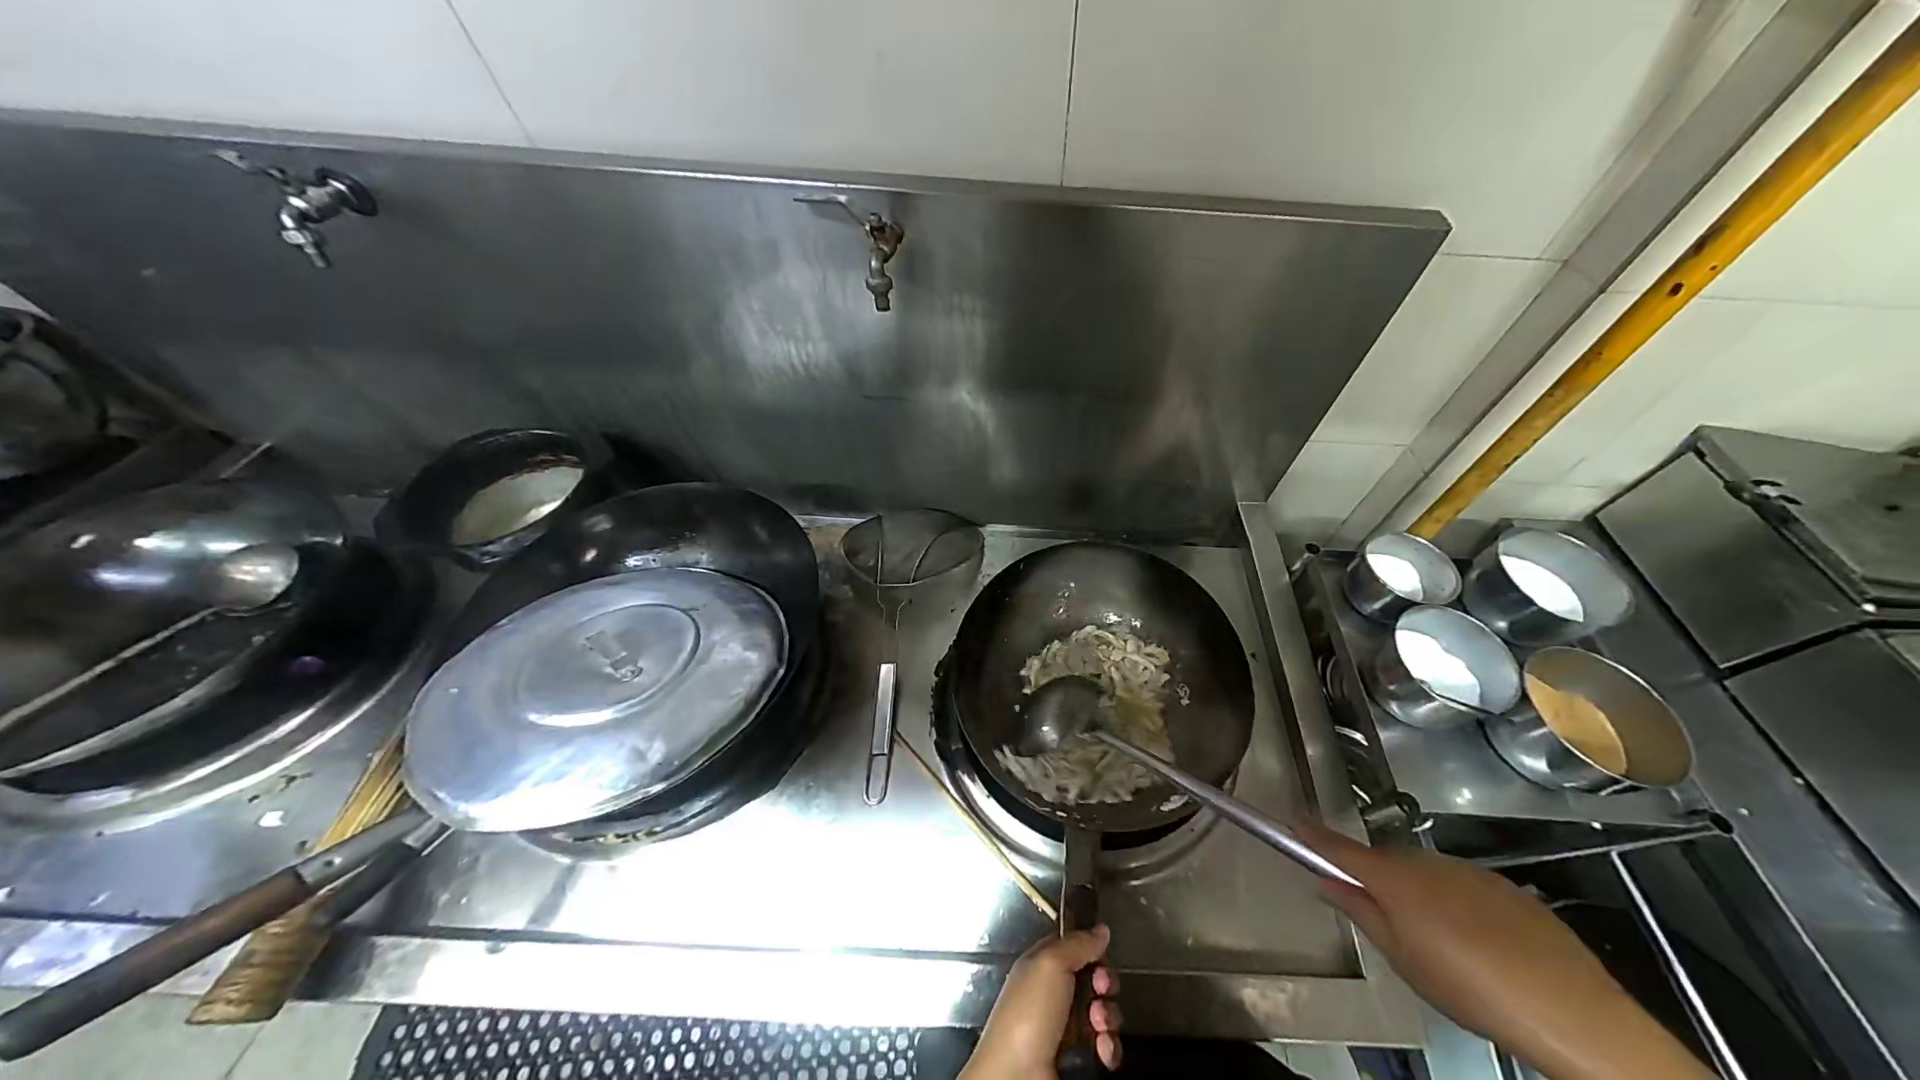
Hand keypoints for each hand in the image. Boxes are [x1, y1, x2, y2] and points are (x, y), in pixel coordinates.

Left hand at [961, 926, 1121, 1078]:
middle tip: (1101, 990)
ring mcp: (1069, 1028)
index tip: (1101, 955)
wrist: (1018, 1077)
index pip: (1074, 948)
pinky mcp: (1081, 1059)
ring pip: (1104, 1013)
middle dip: (1105, 983)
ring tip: (1098, 1025)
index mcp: (1042, 966)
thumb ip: (1077, 944)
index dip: (1091, 950)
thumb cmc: (1029, 1013)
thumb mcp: (1049, 964)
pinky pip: (1107, 1046)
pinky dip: (1109, 1047)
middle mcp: (1056, 994)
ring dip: (1109, 1017)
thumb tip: (1102, 929)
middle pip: (1094, 979)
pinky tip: (1102, 1050)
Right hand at [1297, 824, 1713, 1079]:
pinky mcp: (1508, 888)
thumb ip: (1363, 914)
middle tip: (1376, 915)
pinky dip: (1455, 900)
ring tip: (1434, 939)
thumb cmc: (1471, 988)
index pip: (1342, 850)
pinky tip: (1476, 942)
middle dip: (1375, 877)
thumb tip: (1333, 885)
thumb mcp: (1403, 960)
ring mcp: (1472, 872)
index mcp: (1397, 881)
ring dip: (1416, 889)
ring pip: (1426, 870)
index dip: (1314, 838)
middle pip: (1385, 859)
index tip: (1295, 825)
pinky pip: (1463, 884)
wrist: (1571, 1012)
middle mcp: (1430, 864)